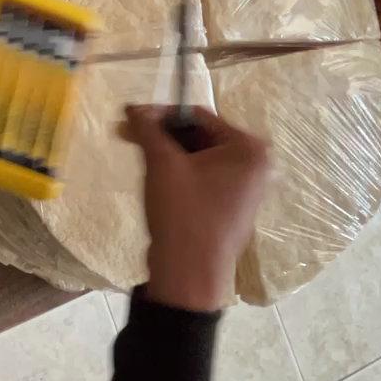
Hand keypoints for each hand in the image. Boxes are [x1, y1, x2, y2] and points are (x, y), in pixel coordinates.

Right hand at [118, 105, 271, 312]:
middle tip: (125, 132)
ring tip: (134, 151)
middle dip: (160, 133)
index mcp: (249, 149)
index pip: (198, 115)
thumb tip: (132, 107)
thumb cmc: (182, 213)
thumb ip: (147, 128)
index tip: (129, 115)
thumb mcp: (161, 163)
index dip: (160, 112)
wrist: (189, 273)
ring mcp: (244, 187)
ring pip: (196, 156)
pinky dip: (176, 170)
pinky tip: (151, 174)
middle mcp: (254, 165)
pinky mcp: (229, 205)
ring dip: (164, 151)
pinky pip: (200, 176)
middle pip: (198, 135)